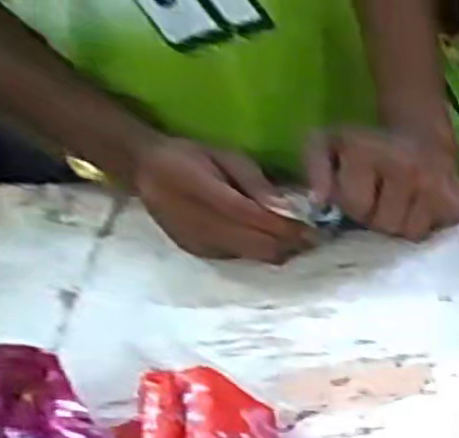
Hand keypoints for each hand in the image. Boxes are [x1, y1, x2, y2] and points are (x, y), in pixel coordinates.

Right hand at [132, 138, 313, 262]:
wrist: (144, 168)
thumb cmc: (194, 158)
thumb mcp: (227, 156)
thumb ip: (259, 184)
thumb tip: (290, 211)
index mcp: (187, 181)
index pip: (248, 215)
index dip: (286, 226)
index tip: (314, 229)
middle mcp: (184, 214)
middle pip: (256, 241)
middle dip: (289, 242)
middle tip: (309, 236)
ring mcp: (190, 237)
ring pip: (255, 255)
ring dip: (280, 250)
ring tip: (291, 238)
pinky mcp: (197, 251)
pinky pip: (244, 259)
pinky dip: (262, 252)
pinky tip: (266, 239)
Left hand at [302, 127, 458, 240]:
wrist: (422, 140)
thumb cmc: (369, 146)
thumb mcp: (328, 143)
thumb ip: (314, 170)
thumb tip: (320, 204)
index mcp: (368, 154)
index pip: (356, 206)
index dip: (352, 207)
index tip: (356, 198)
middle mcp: (407, 172)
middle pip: (386, 225)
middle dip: (378, 220)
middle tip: (378, 206)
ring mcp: (437, 191)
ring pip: (411, 234)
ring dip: (401, 226)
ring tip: (398, 210)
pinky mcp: (458, 206)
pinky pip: (435, 233)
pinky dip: (425, 226)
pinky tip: (421, 210)